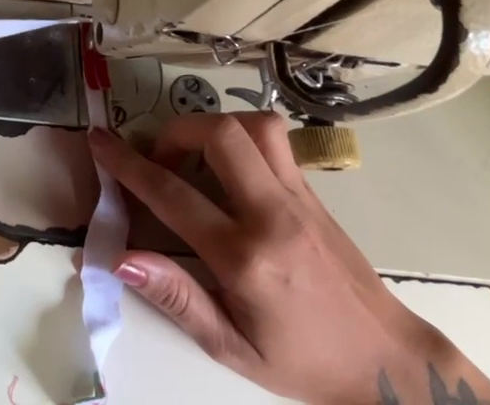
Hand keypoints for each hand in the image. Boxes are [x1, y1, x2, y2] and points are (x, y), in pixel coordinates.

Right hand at [91, 113, 489, 404]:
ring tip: (191, 156)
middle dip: (174, 131)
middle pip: (220, 134)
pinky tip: (225, 170)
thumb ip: (176, 297)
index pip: (172, 194)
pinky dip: (239, 139)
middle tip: (156, 158)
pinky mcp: (315, 195)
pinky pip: (274, 143)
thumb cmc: (303, 362)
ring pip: (253, 126)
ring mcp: (300, 199)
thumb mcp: (231, 348)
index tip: (100, 142)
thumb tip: (121, 258)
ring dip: (211, 127)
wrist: (389, 364)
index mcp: (246, 258)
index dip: (127, 164)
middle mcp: (273, 215)